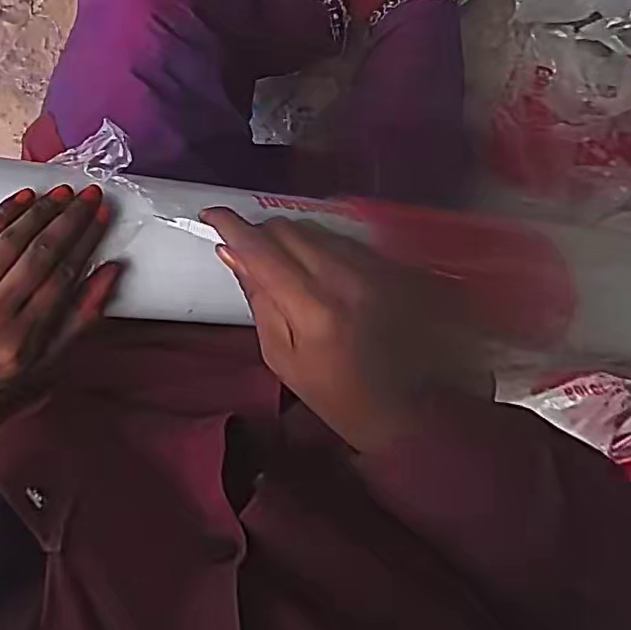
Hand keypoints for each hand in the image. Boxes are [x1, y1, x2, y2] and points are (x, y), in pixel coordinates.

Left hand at [0, 185, 120, 393]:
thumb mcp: (44, 358)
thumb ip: (81, 317)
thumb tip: (110, 272)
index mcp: (19, 345)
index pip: (62, 280)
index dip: (85, 242)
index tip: (100, 217)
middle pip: (38, 257)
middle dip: (68, 220)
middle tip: (87, 197)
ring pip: (8, 244)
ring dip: (40, 212)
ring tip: (61, 195)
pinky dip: (3, 214)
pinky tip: (23, 199)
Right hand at [200, 208, 487, 450]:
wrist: (419, 414)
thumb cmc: (339, 396)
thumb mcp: (282, 357)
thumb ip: (258, 299)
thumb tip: (231, 252)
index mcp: (313, 309)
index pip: (261, 249)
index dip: (231, 226)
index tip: (211, 216)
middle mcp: (345, 278)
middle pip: (285, 228)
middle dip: (258, 233)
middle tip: (249, 253)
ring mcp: (374, 268)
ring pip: (312, 228)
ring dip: (288, 238)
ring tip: (286, 268)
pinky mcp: (391, 266)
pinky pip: (340, 238)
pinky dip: (318, 246)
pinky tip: (320, 272)